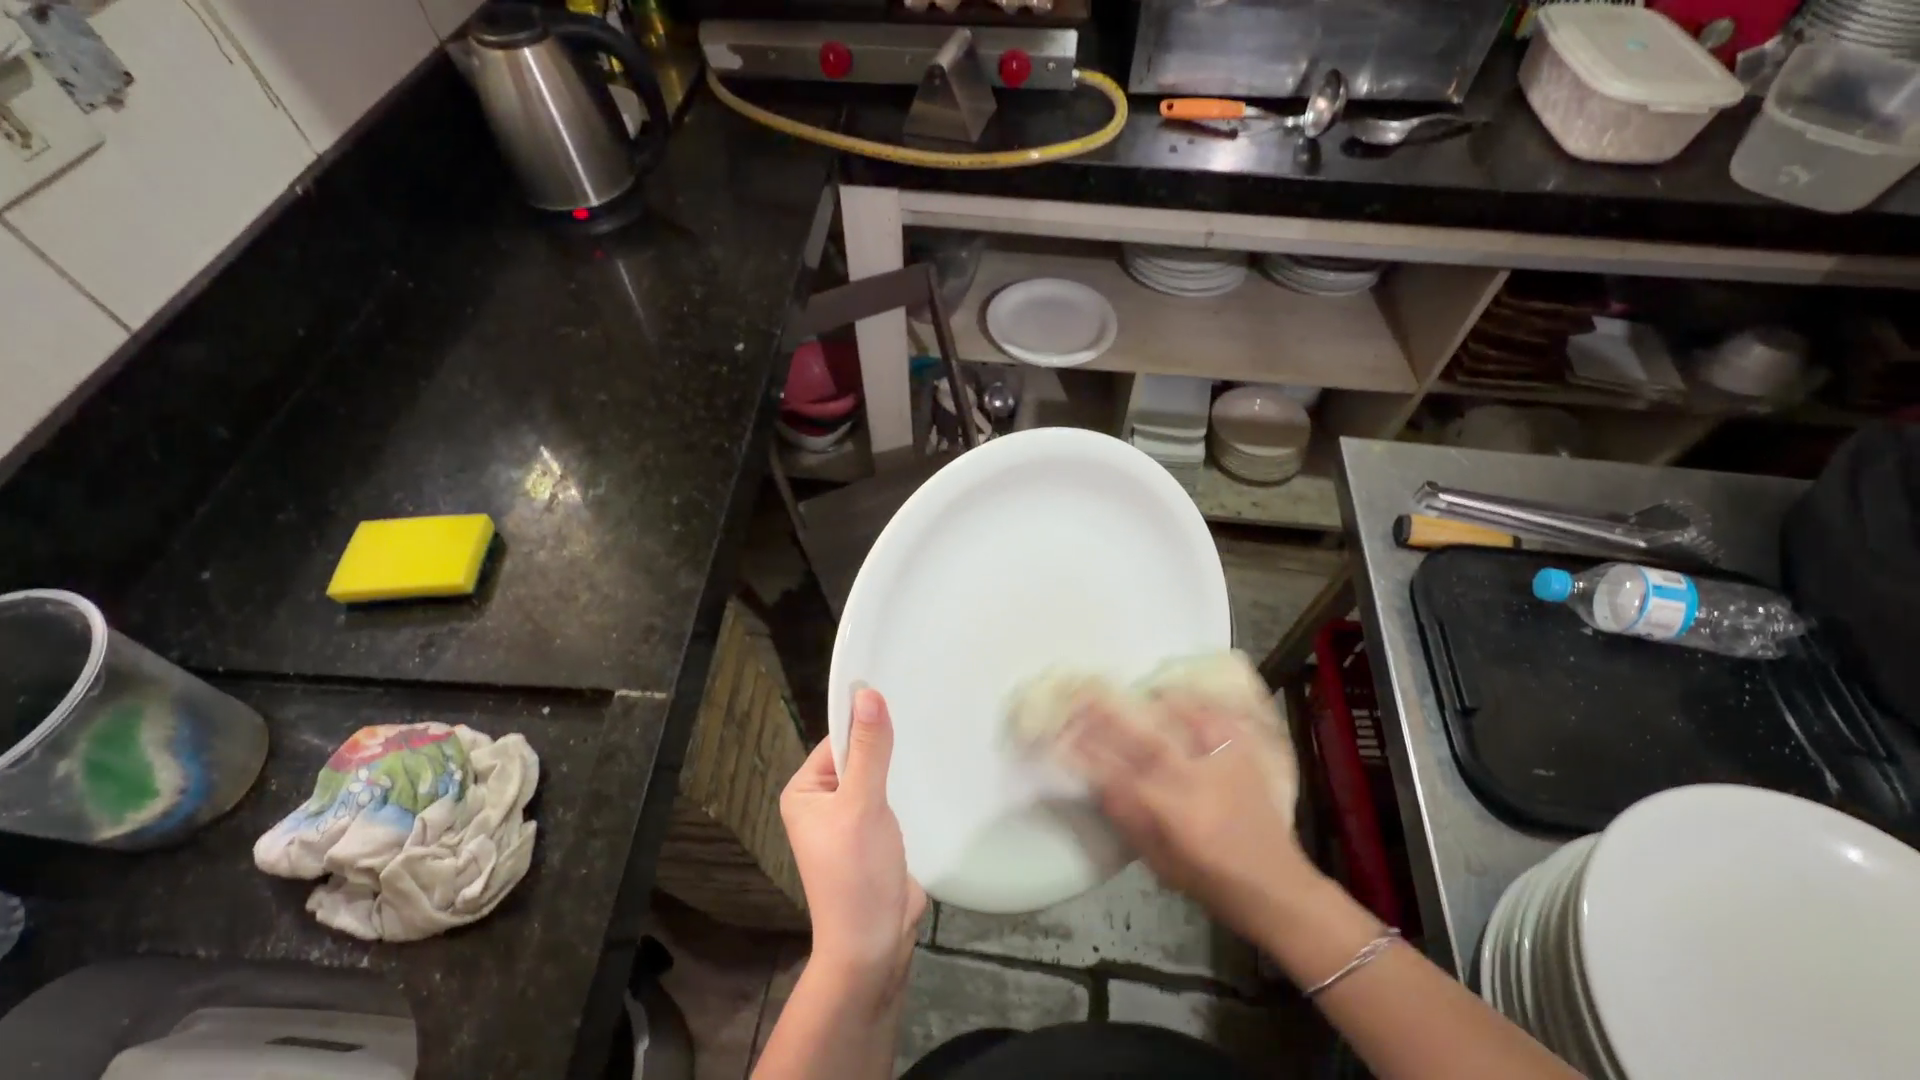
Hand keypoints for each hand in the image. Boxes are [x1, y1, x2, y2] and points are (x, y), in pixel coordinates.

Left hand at [781, 688, 926, 988]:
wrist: (873, 944)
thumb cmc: (857, 873)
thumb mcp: (863, 804)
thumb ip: (870, 750)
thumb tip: (867, 694)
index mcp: (803, 793)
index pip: (836, 742)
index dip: (864, 724)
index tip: (899, 703)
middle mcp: (821, 805)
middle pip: (857, 758)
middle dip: (884, 751)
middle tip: (920, 732)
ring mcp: (848, 823)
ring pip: (876, 780)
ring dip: (897, 774)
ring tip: (926, 755)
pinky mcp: (873, 838)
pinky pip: (888, 802)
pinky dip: (905, 795)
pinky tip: (926, 786)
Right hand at [1058, 694, 1314, 936]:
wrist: (1277, 886)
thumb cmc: (1212, 883)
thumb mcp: (1161, 863)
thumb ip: (1129, 820)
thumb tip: (1099, 783)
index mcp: (1174, 815)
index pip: (1119, 775)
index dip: (1086, 753)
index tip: (1062, 736)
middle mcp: (1198, 783)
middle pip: (1144, 740)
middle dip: (1108, 716)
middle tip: (1081, 695)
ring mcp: (1225, 765)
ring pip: (1181, 723)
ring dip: (1147, 705)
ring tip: (1124, 694)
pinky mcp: (1246, 756)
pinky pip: (1215, 719)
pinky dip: (1191, 705)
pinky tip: (1172, 698)